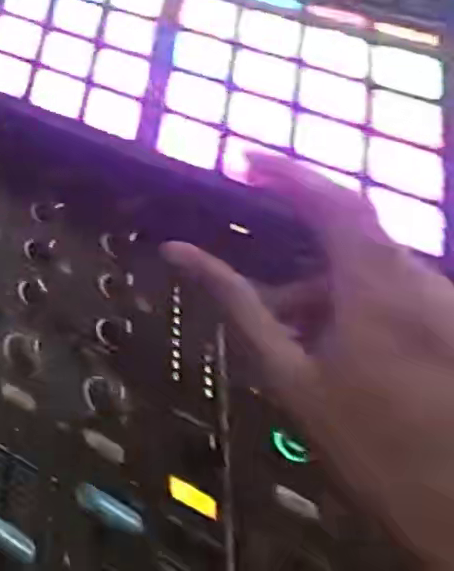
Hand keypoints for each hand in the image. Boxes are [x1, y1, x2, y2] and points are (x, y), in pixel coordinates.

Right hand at [163, 153, 453, 566]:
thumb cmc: (376, 445)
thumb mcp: (289, 372)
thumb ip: (237, 301)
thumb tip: (176, 249)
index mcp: (387, 296)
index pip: (337, 208)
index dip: (289, 174)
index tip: (241, 159)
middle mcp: (440, 297)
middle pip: (358, 252)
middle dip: (304, 274)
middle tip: (266, 311)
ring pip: (387, 282)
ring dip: (337, 300)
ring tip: (309, 351)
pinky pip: (417, 307)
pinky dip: (373, 318)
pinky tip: (355, 363)